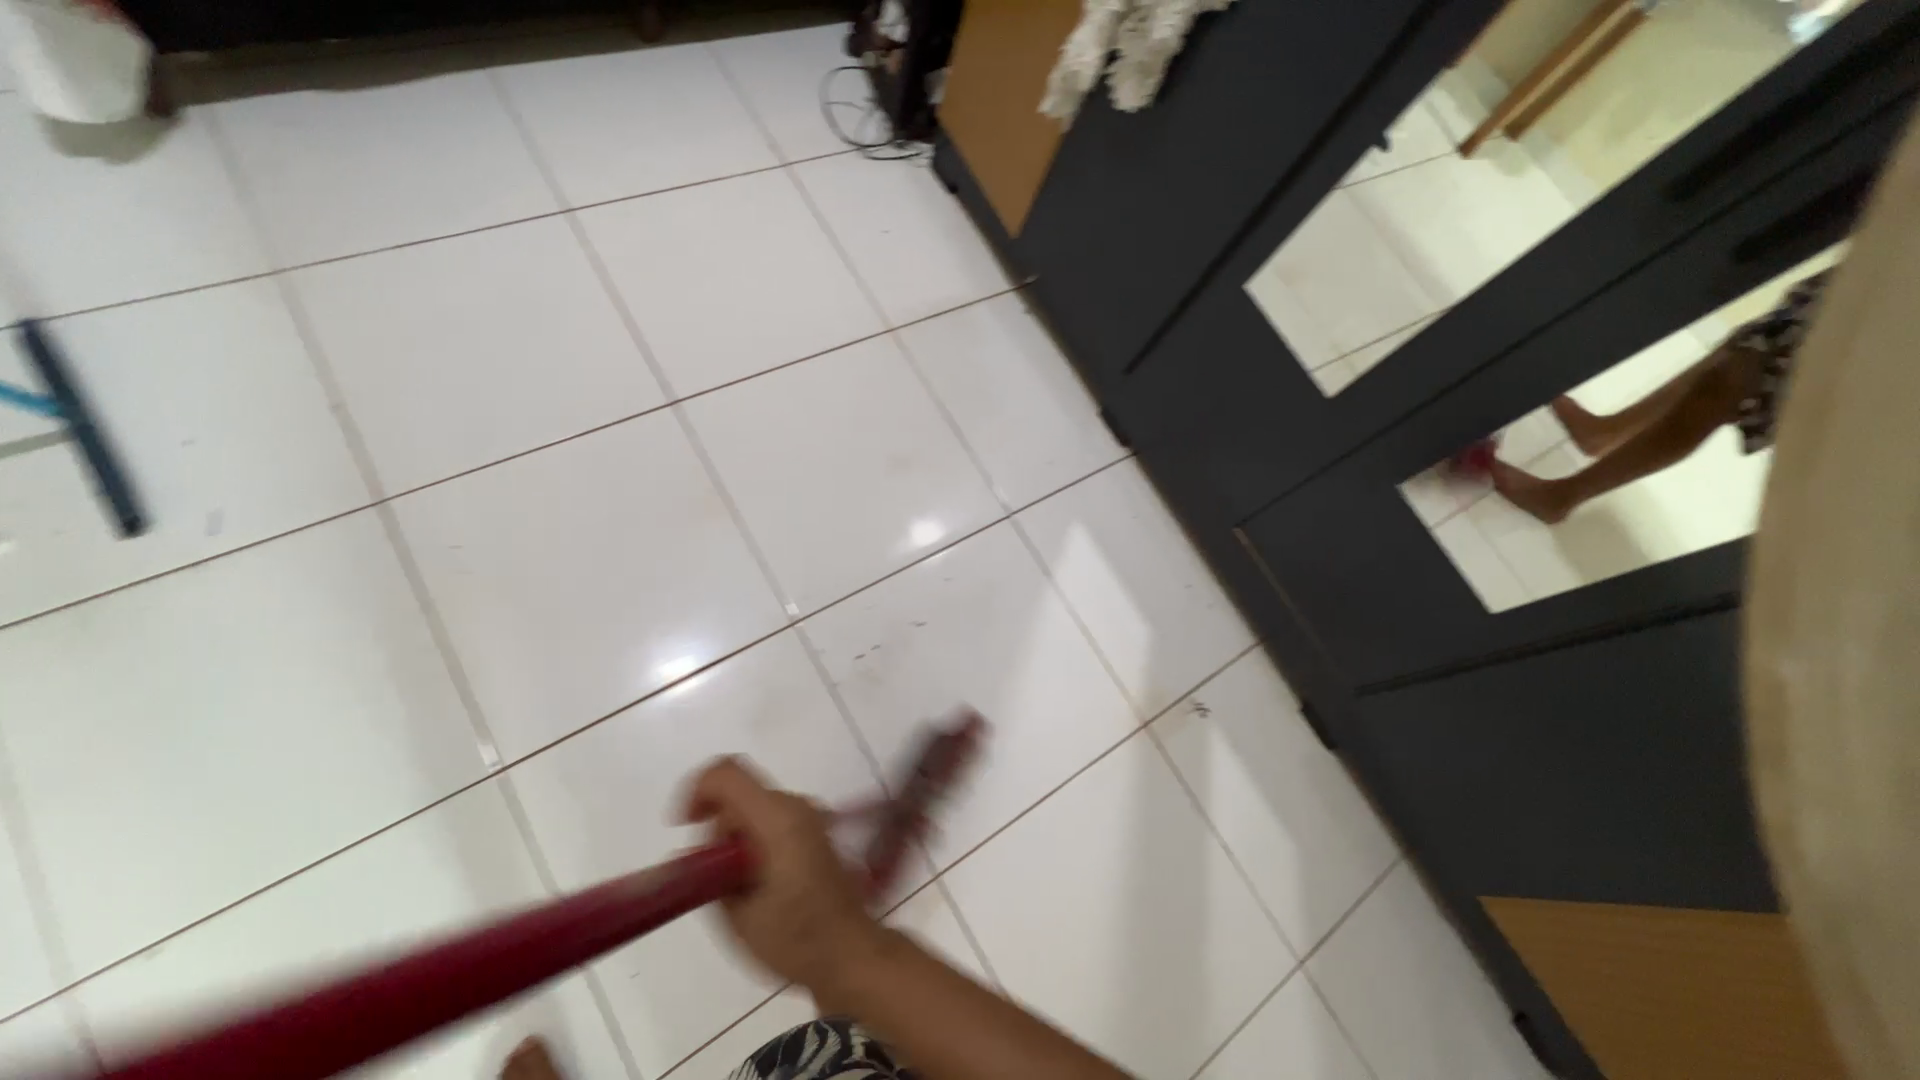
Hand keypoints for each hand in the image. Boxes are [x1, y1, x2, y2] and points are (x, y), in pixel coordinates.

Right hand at [680, 758, 883, 993]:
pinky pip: (773, 821)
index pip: (726, 773)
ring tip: (740, 889)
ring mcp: (811, 817)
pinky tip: (760, 885)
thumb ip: (710, 876)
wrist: (851, 952)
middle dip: (717, 830)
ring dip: (736, 840)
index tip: (685, 828)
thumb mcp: (737, 915)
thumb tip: (698, 856)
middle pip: (739, 794)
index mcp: (776, 818)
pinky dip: (755, 842)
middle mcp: (796, 806)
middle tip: (716, 879)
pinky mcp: (817, 831)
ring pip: (755, 809)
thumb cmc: (794, 939)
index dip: (696, 792)